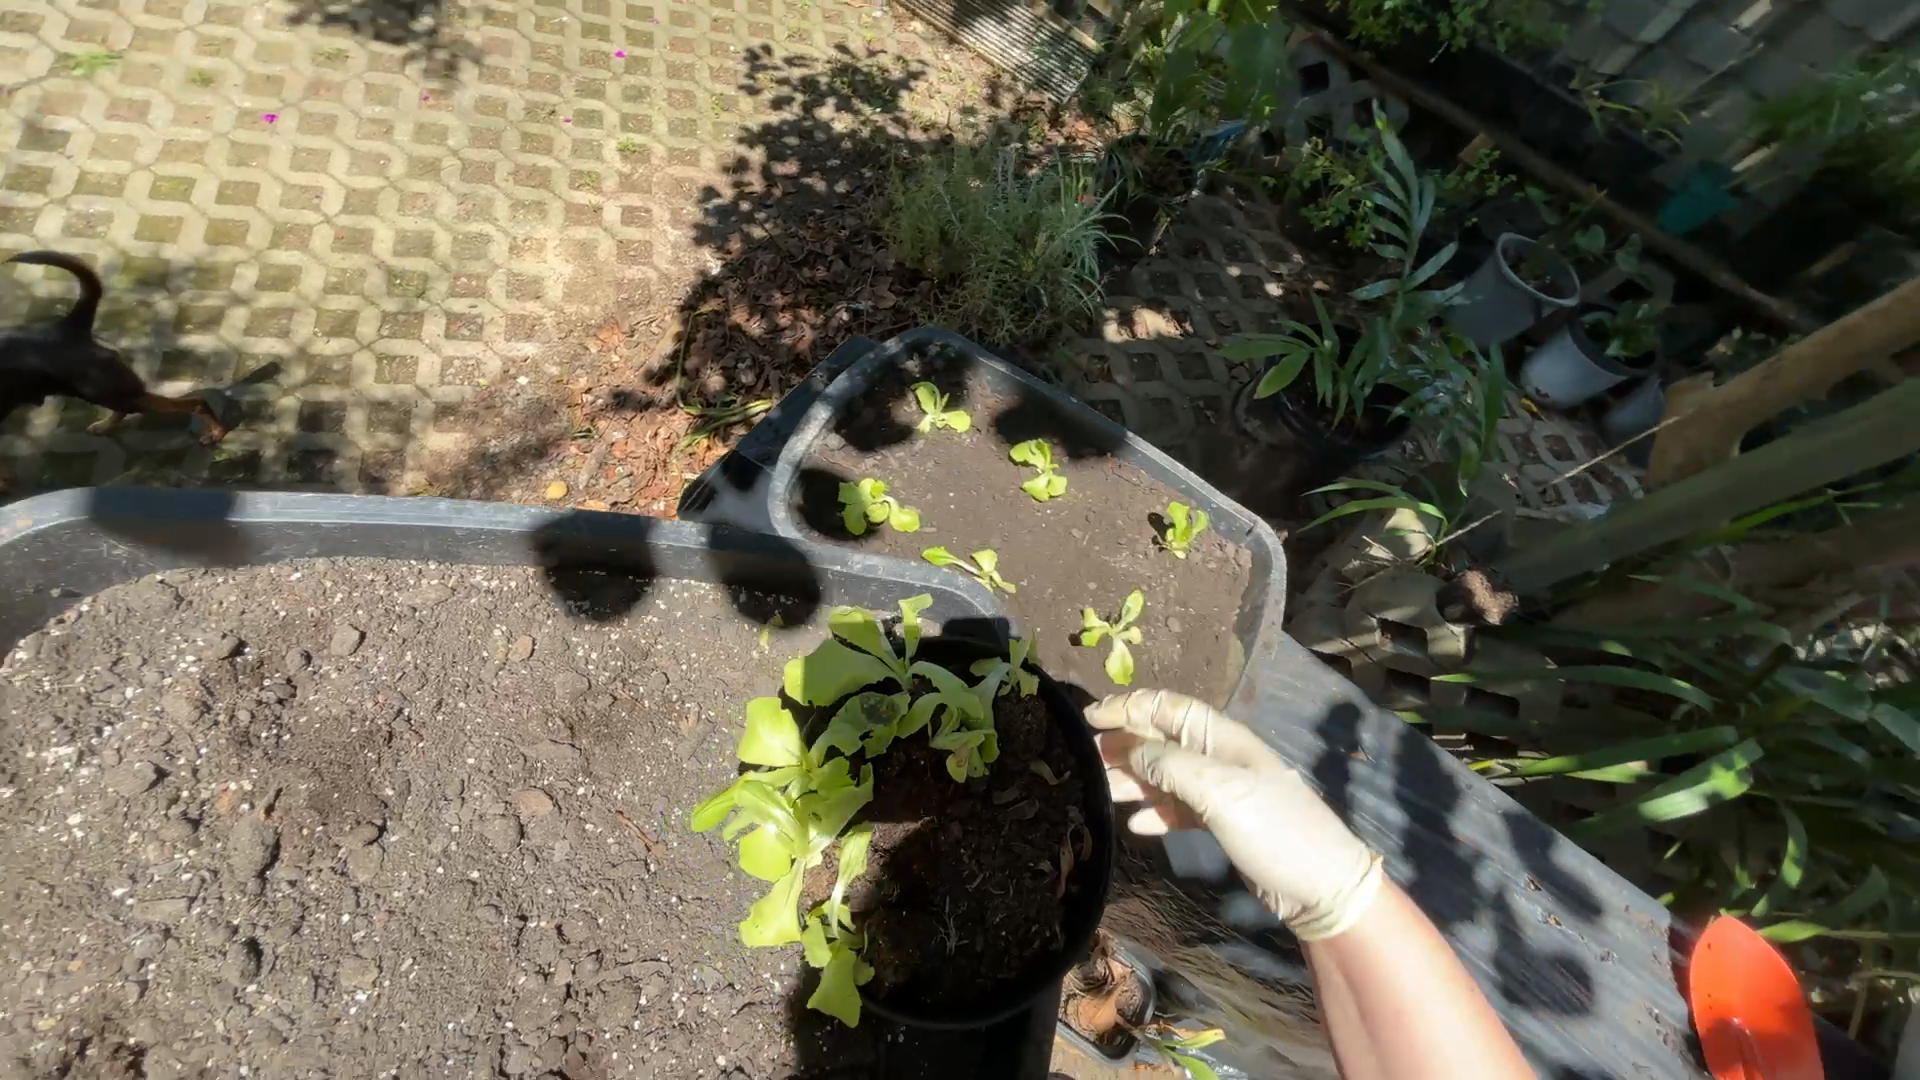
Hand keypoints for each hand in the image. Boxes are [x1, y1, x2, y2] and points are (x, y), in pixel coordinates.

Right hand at [1088, 689, 1384, 940]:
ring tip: (1103, 791)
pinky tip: (1136, 824)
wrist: (1322, 888)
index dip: (1127, 706)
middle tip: (1087, 759)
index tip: (1090, 717)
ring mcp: (1217, 789)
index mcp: (1218, 736)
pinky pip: (1176, 806)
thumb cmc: (1273, 828)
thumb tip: (1131, 750)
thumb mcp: (1218, 790)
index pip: (1164, 707)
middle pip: (1158, 739)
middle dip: (1123, 745)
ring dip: (1132, 779)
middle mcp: (1215, 755)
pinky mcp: (1219, 820)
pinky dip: (1154, 811)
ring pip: (1163, 773)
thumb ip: (1169, 765)